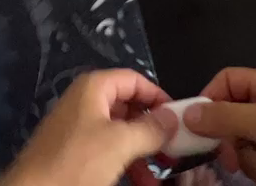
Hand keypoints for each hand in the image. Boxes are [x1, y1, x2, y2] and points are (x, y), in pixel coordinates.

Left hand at [0, 68, 177, 185]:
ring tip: (160, 177)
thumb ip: (149, 128)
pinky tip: (140, 183)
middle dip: (152, 131)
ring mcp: (79, 128)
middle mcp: (87, 102)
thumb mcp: (119, 143)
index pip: (134, 80)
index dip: (158, 97)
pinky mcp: (75, 154)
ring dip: (142, 154)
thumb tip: (173, 116)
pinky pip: (107, 152)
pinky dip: (126, 165)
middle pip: (129, 107)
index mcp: (94, 88)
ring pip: (120, 134)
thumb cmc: (76, 162)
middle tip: (174, 153)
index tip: (180, 120)